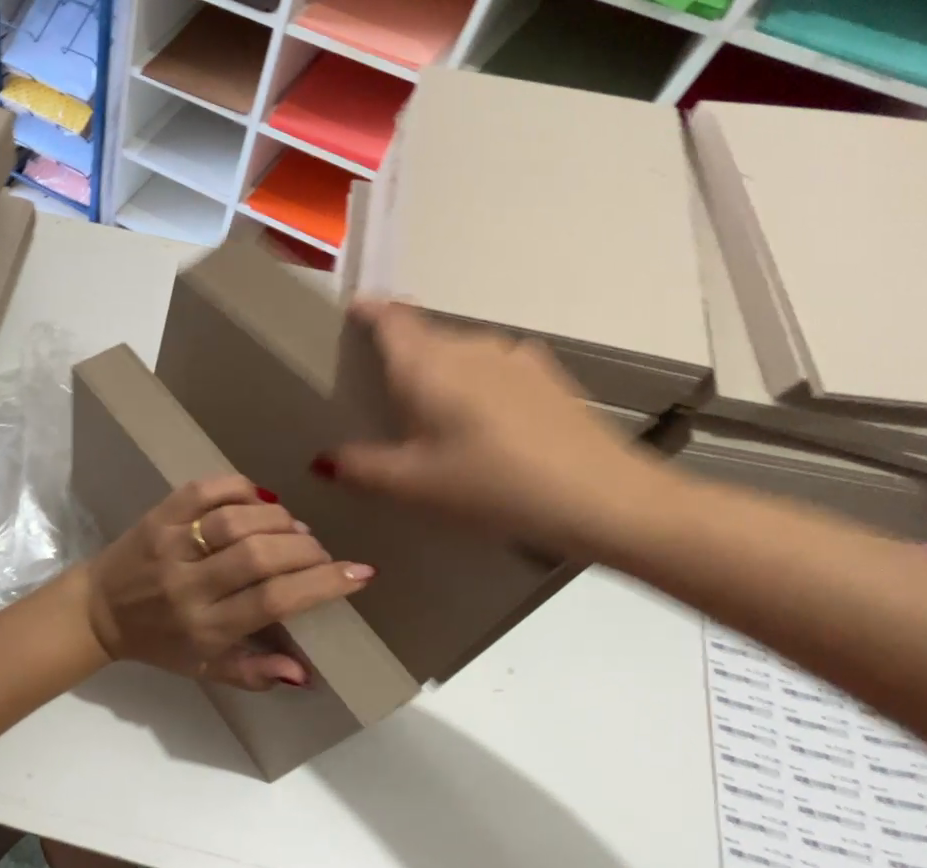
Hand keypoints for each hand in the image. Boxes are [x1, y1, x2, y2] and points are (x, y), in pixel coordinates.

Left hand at [83, 475, 371, 689]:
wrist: (97, 611)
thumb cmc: (158, 642)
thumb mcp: (203, 668)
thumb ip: (253, 673)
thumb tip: (306, 674)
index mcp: (204, 627)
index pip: (272, 601)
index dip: (322, 584)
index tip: (359, 574)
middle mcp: (187, 585)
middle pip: (260, 556)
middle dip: (305, 549)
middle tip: (319, 552)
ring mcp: (169, 545)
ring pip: (235, 520)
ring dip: (278, 519)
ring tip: (293, 529)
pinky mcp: (157, 516)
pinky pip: (204, 490)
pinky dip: (240, 488)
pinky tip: (259, 501)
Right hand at [314, 302, 669, 553]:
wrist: (600, 497)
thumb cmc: (490, 485)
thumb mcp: (413, 485)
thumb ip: (361, 467)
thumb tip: (326, 458)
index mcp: (428, 365)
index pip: (392, 319)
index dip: (369, 312)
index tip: (351, 314)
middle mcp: (470, 347)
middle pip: (425, 336)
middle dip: (399, 353)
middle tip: (379, 390)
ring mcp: (514, 358)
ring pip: (461, 353)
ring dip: (438, 372)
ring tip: (428, 415)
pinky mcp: (546, 377)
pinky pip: (492, 369)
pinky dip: (472, 386)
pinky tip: (478, 425)